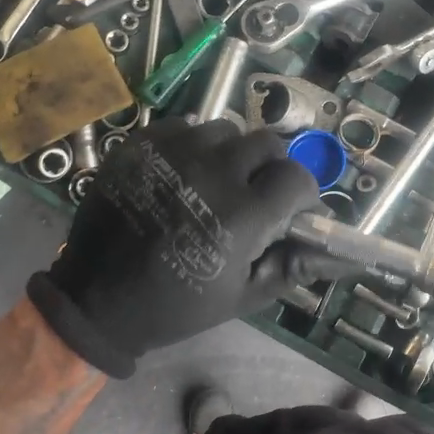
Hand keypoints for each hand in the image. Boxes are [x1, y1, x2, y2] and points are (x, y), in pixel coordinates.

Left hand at [27, 118, 320, 377]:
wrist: (96, 301)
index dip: (302, 195)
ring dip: (232, 154)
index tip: (291, 211)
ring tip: (216, 183)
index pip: (298, 177)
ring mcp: (173, 153)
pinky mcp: (141, 145)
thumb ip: (292, 267)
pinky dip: (193, 145)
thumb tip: (337, 252)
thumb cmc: (176, 307)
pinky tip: (183, 173)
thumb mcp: (242, 298)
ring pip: (225, 130)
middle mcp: (212, 172)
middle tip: (256, 194)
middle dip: (271, 168)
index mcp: (242, 216)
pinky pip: (184, 127)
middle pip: (266, 143)